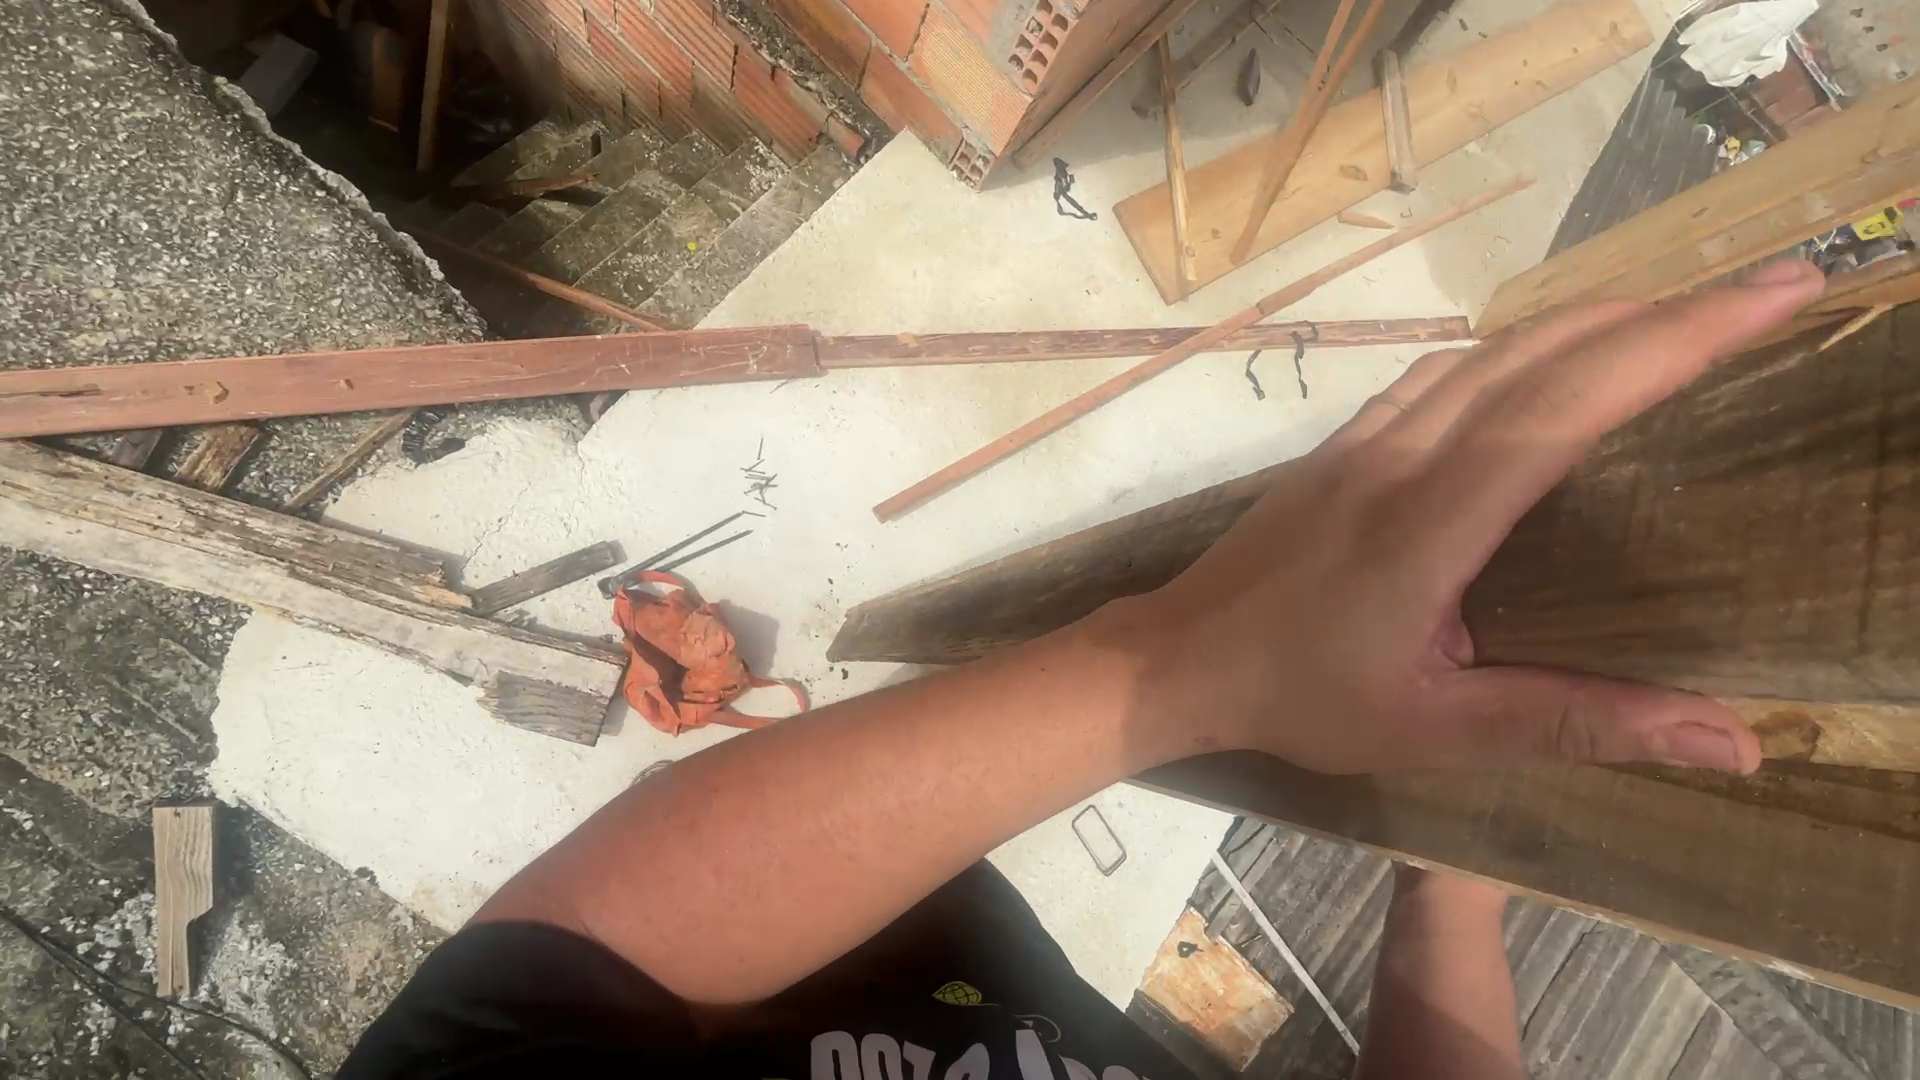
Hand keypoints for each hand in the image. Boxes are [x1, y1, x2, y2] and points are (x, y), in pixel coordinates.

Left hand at [1127, 260, 1825, 773]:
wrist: (1176, 658)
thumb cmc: (1292, 697)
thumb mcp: (1430, 728)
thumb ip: (1568, 722)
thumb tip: (1731, 741)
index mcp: (1425, 524)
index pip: (1561, 409)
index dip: (1671, 343)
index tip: (1775, 295)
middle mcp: (1387, 464)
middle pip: (1521, 360)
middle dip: (1643, 316)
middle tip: (1749, 296)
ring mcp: (1346, 453)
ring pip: (1466, 362)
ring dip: (1562, 330)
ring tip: (1650, 324)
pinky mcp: (1322, 460)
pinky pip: (1418, 387)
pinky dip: (1489, 361)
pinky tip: (1514, 378)